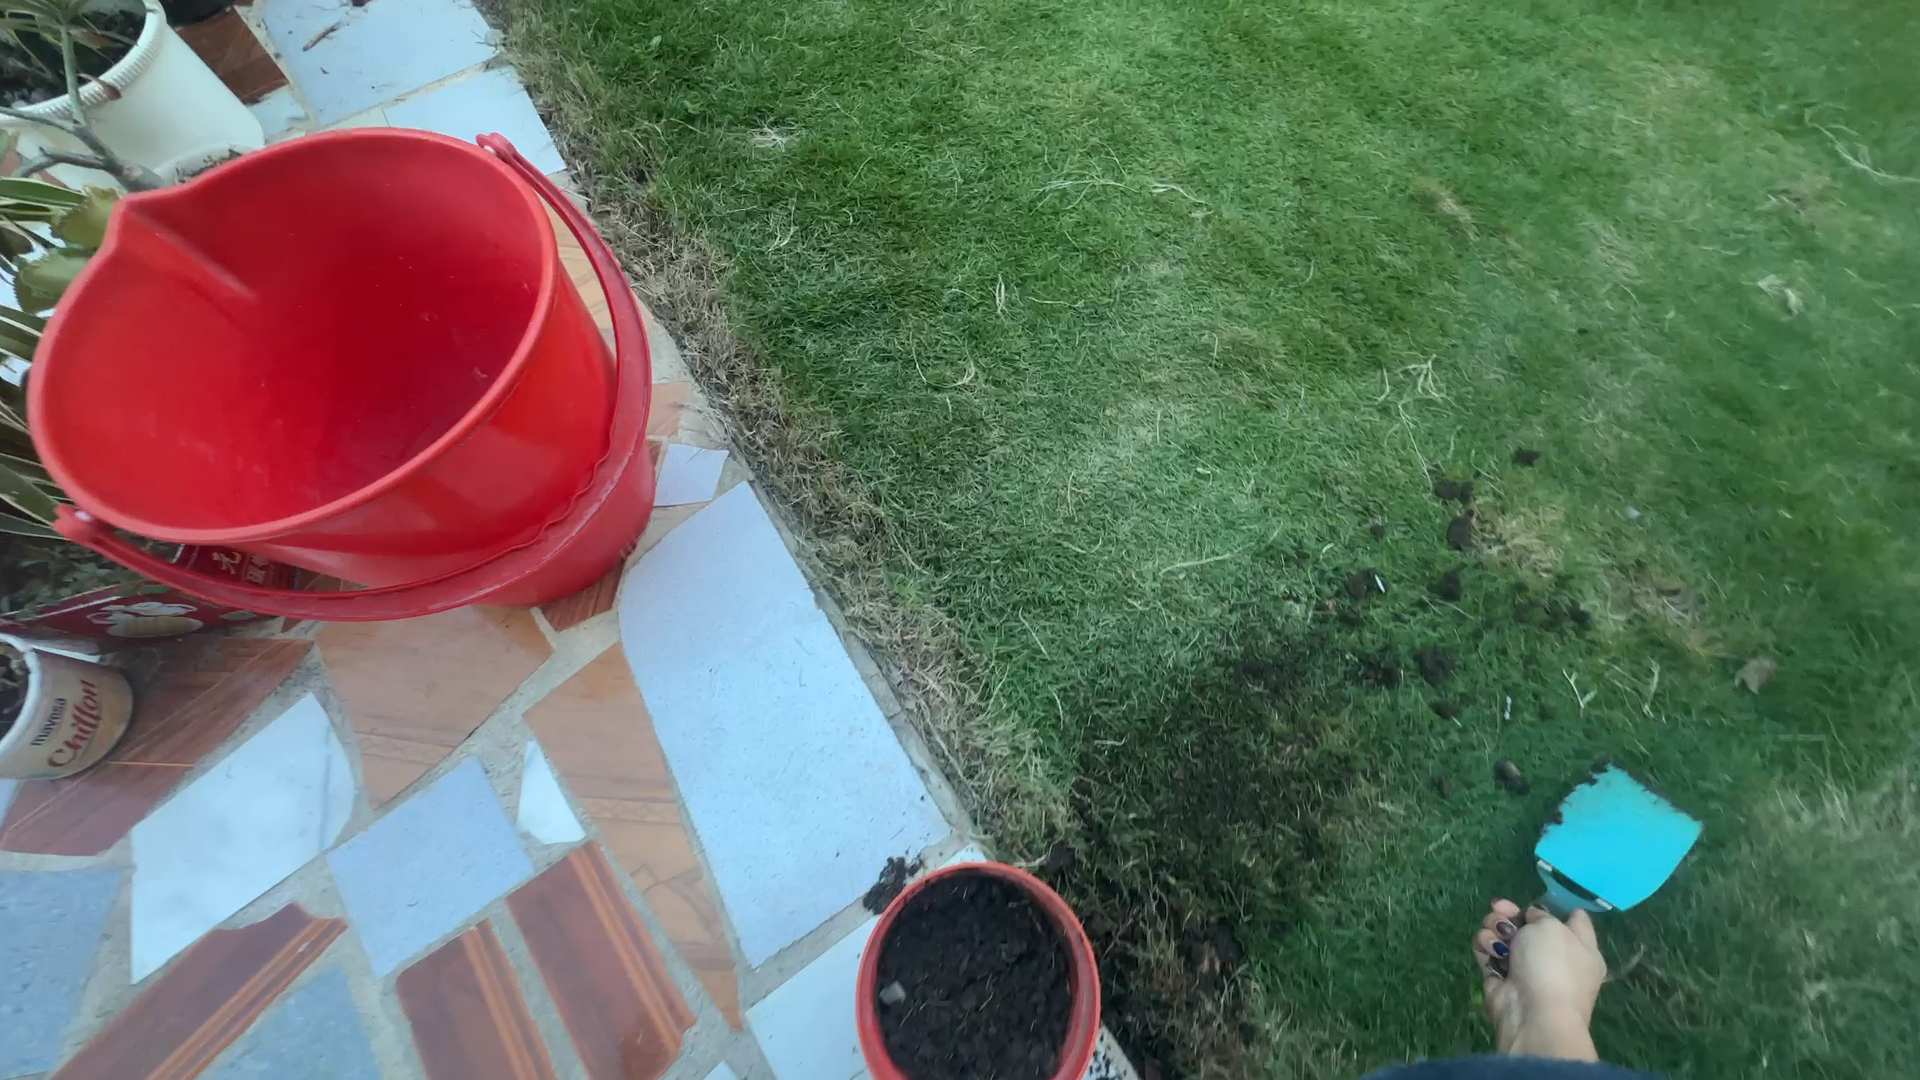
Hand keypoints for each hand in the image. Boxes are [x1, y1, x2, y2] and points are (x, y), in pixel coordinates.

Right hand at [1471, 899, 1606, 1061]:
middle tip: (1500, 908)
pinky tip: (1490, 950)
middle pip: (1527, 922)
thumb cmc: (1552, 965)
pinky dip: (1485, 945)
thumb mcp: (1552, 928)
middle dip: (1508, 911)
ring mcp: (1525, 964)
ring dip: (1494, 927)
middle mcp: (1553, 955)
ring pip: (1502, 931)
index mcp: (1580, 948)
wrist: (1532, 1008)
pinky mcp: (1499, 971)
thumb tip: (1530, 919)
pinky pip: (1487, 947)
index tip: (1542, 898)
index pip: (1576, 921)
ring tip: (1497, 937)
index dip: (1561, 907)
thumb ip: (1541, 914)